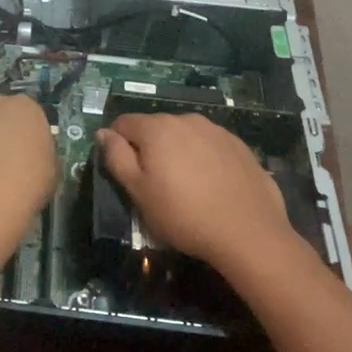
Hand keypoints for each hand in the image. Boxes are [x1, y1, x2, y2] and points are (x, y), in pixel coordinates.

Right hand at [95, 112, 304, 268]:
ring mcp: (216, 130)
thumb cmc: (184, 215)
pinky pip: (210, 145)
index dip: (117, 144)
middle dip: (149, 148)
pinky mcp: (239, 145)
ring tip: (186, 185)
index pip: (124, 123)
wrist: (249, 232)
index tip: (124, 171)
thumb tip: (103, 133)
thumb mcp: (139, 192)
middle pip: (155, 127)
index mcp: (157, 128)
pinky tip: (212, 185)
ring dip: (178, 151)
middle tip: (155, 183)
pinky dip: (204, 158)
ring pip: (184, 135)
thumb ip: (117, 157)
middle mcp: (186, 119)